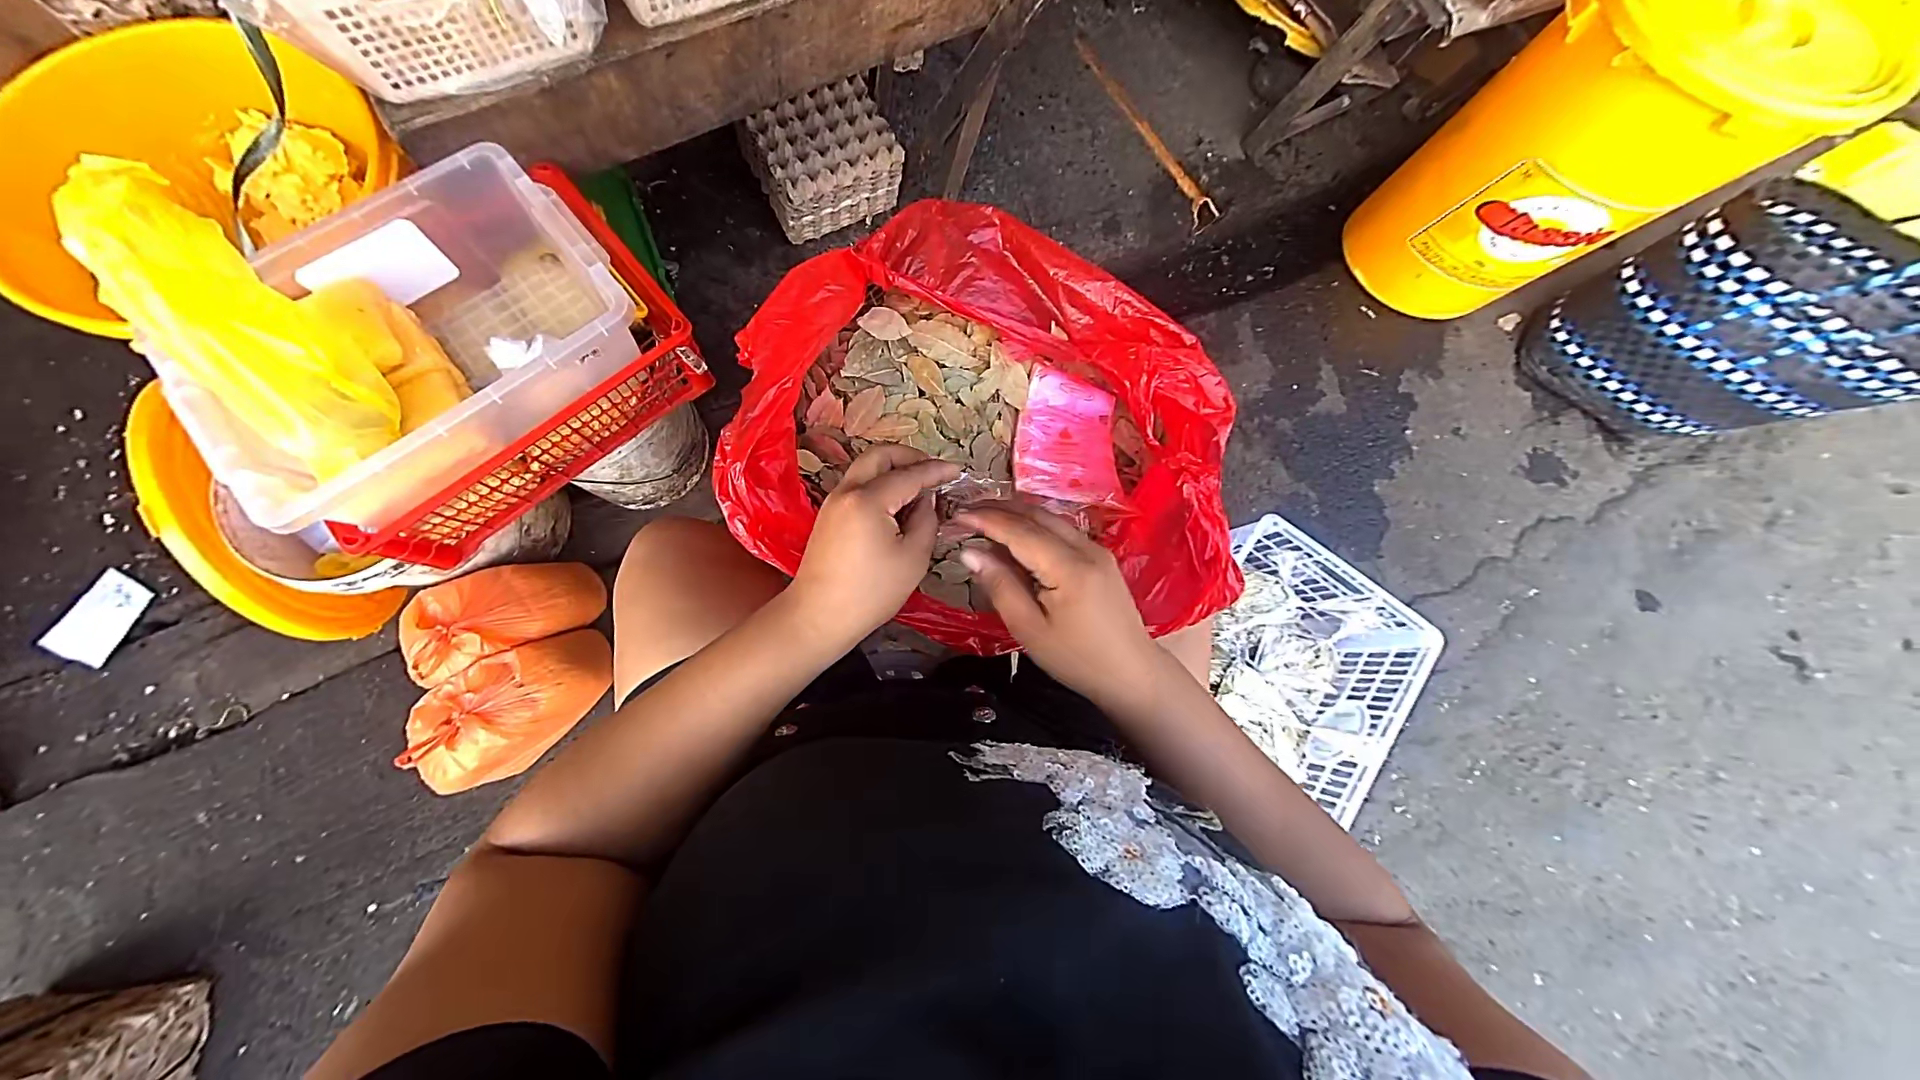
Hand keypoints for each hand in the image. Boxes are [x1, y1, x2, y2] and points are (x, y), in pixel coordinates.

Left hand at [789, 444, 959, 642]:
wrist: (819, 616)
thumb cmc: (871, 593)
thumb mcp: (913, 557)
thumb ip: (926, 519)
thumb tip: (926, 499)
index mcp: (868, 500)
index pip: (909, 474)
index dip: (937, 470)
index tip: (957, 470)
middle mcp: (847, 491)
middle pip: (879, 455)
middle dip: (909, 456)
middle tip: (933, 470)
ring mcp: (833, 502)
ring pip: (865, 468)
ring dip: (892, 468)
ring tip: (918, 487)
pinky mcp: (828, 515)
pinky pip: (857, 485)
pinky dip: (879, 483)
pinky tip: (897, 503)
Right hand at [955, 502, 1170, 704]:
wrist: (1131, 673)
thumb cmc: (1077, 659)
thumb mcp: (1029, 629)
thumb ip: (1000, 585)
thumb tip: (970, 552)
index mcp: (1069, 567)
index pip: (1019, 530)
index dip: (985, 519)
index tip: (956, 515)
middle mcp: (1086, 548)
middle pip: (1036, 515)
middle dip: (998, 509)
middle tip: (965, 512)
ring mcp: (1096, 550)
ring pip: (1050, 519)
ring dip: (1016, 515)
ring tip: (983, 520)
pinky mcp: (1100, 557)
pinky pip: (1061, 531)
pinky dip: (1033, 527)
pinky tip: (1015, 538)